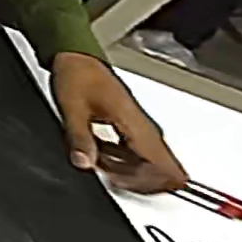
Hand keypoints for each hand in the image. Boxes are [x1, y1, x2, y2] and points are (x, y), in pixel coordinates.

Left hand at [51, 52, 187, 192]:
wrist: (76, 57)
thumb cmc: (78, 76)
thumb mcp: (73, 109)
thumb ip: (80, 138)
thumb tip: (84, 164)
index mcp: (141, 129)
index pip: (168, 173)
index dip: (146, 184)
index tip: (117, 181)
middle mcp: (148, 132)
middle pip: (166, 173)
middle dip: (137, 179)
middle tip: (106, 170)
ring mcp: (142, 129)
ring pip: (151, 164)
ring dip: (127, 167)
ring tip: (97, 155)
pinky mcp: (132, 126)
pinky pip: (137, 151)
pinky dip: (120, 155)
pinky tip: (98, 147)